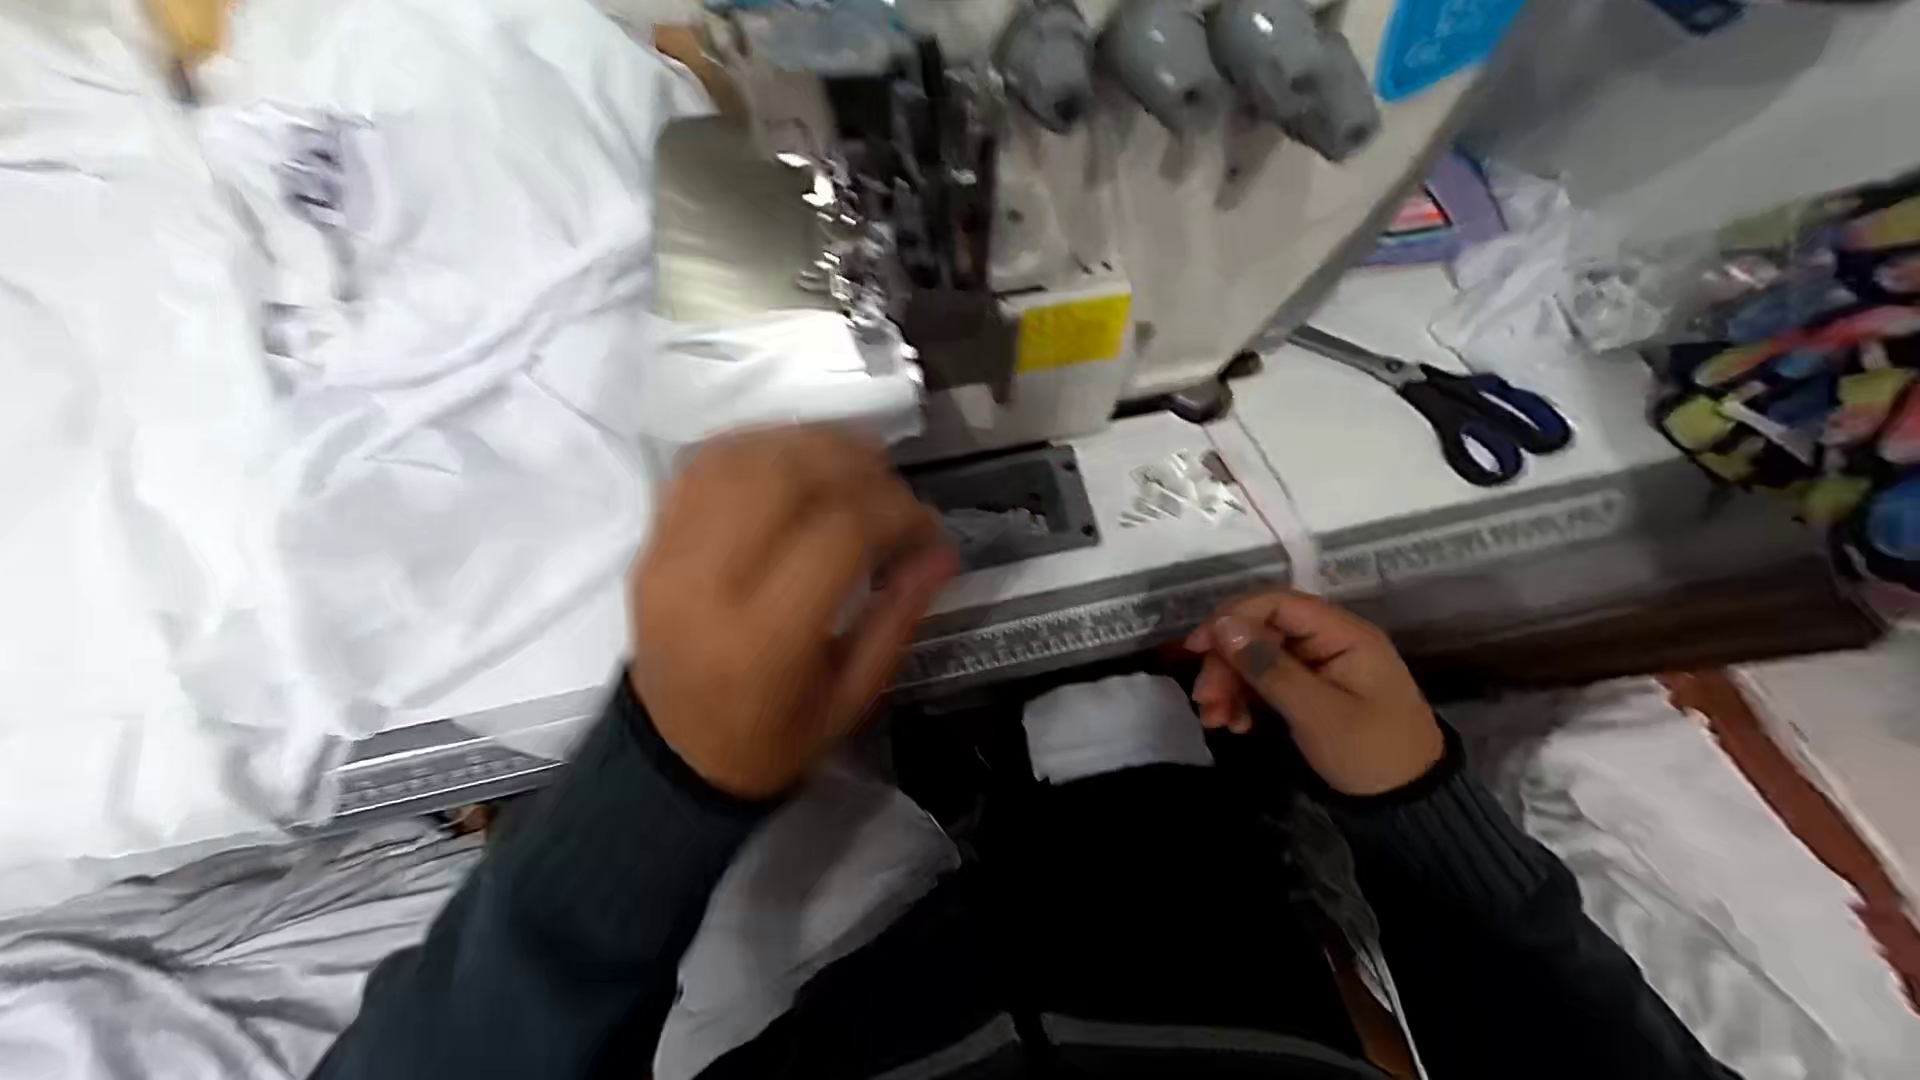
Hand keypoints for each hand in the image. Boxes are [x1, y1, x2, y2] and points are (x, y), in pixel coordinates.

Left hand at [629, 427, 957, 798]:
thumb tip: (944, 550)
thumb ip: (899, 617)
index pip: (840, 532)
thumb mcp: (853, 696)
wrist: (675, 755)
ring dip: (807, 443)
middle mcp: (707, 582)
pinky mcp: (652, 540)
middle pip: (784, 476)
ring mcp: (669, 553)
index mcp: (764, 637)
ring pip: (742, 456)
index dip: (896, 512)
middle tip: (890, 483)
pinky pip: (702, 462)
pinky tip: (794, 458)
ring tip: (851, 460)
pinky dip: (757, 445)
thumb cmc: (773, 737)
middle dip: (853, 461)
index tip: (925, 525)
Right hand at [1185, 589, 1443, 795]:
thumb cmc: (1371, 753)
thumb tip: (1222, 626)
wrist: (1407, 805)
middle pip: (1258, 632)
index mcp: (1342, 634)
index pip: (1275, 604)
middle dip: (1225, 663)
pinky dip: (1241, 699)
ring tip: (1214, 720)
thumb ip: (1269, 667)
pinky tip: (1234, 723)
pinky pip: (1260, 680)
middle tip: (1204, 699)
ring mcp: (1313, 664)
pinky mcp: (1303, 687)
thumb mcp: (1317, 713)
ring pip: (1253, 657)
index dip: (1232, 618)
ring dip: (1227, 685)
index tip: (1198, 647)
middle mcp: (1325, 640)